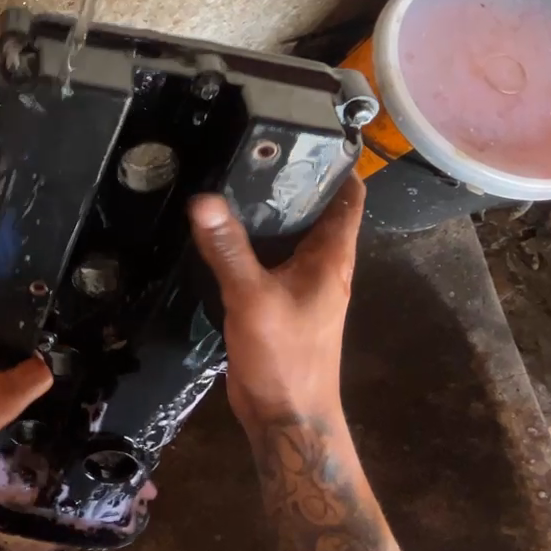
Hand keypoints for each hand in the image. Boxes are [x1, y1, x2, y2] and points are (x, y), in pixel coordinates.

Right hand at [187, 175, 364, 429]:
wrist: (286, 416)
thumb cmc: (285, 356)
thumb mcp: (253, 297)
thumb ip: (228, 249)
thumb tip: (203, 200)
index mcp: (332, 258)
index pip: (347, 198)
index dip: (336, 165)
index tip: (308, 135)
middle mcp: (320, 267)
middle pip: (313, 213)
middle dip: (290, 183)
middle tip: (252, 152)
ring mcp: (298, 286)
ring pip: (286, 238)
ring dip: (266, 215)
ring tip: (230, 183)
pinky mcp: (274, 304)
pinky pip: (264, 262)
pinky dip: (248, 245)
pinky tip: (219, 237)